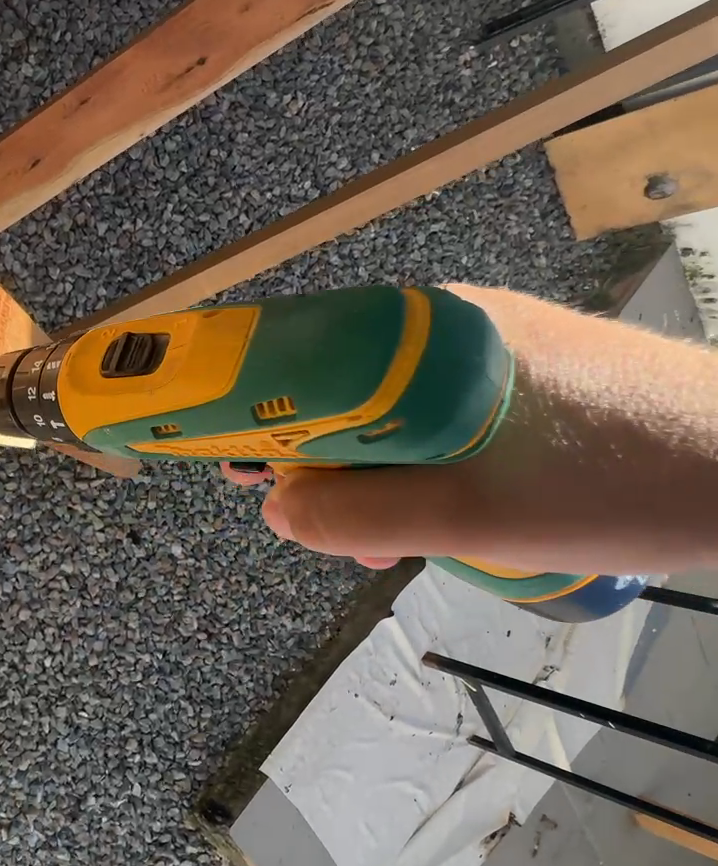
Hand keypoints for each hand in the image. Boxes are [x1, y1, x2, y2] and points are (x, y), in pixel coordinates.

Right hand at [220, 284, 717, 575]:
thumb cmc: (621, 482)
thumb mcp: (469, 518)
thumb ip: (352, 517)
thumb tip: (277, 511)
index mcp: (412, 334)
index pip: (287, 360)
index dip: (249, 417)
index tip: (243, 473)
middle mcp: (435, 324)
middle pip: (328, 390)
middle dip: (313, 463)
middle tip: (323, 525)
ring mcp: (479, 344)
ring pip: (376, 409)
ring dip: (364, 475)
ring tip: (389, 541)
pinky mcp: (514, 369)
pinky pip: (425, 414)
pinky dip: (411, 464)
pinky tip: (437, 512)